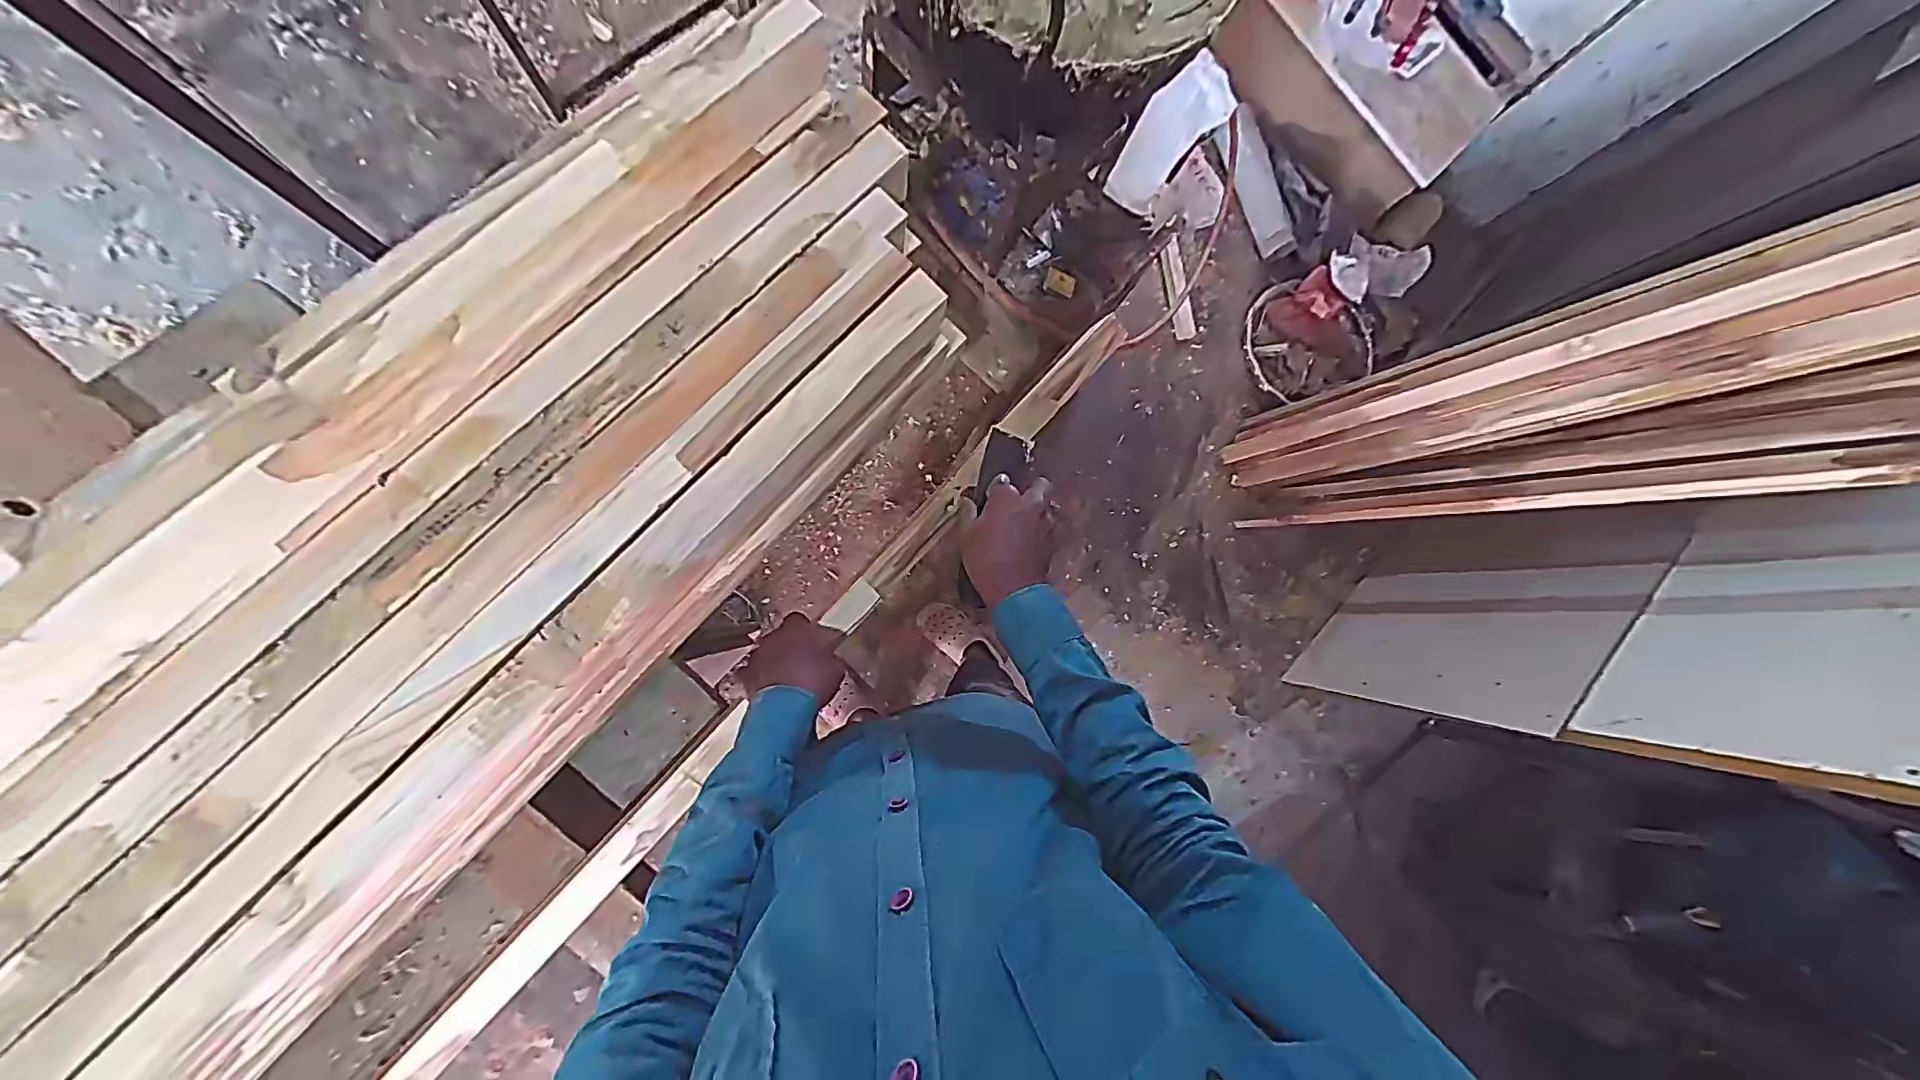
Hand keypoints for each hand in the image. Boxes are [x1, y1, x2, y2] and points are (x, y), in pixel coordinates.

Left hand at [740, 613, 846, 704]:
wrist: (786, 707)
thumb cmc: (811, 681)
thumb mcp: (835, 667)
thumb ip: (830, 657)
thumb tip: (832, 660)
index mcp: (796, 628)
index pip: (798, 620)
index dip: (805, 630)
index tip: (813, 639)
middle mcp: (773, 637)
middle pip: (779, 636)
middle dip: (789, 646)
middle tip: (803, 660)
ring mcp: (758, 657)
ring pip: (765, 654)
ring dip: (774, 662)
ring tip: (789, 678)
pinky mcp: (747, 678)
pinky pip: (752, 675)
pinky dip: (760, 680)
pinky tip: (772, 690)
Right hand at [961, 474, 1056, 608]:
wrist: (1014, 590)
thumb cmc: (985, 559)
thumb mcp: (967, 535)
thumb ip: (968, 512)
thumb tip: (967, 500)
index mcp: (1007, 496)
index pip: (1001, 483)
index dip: (994, 494)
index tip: (987, 505)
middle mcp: (1031, 502)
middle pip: (1038, 485)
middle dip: (1029, 491)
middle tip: (1013, 508)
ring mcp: (1046, 520)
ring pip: (1047, 506)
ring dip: (1038, 511)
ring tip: (1023, 526)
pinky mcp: (1054, 539)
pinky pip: (1050, 527)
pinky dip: (1043, 530)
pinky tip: (1031, 542)